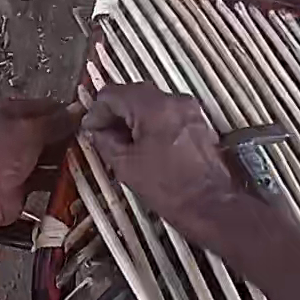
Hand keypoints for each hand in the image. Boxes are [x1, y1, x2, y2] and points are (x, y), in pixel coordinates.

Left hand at [0, 98, 80, 226]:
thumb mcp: (30, 131)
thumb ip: (56, 121)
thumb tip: (77, 110)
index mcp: (7, 112)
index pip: (44, 106)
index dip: (66, 113)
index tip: (88, 120)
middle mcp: (11, 132)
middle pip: (48, 131)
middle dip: (68, 138)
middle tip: (91, 142)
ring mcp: (16, 157)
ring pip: (49, 154)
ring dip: (67, 158)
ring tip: (88, 160)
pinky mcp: (22, 179)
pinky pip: (47, 174)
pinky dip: (60, 176)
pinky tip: (76, 178)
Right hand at [83, 84, 271, 241]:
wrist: (209, 206)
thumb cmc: (169, 188)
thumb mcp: (124, 165)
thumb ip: (104, 140)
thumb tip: (96, 131)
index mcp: (153, 108)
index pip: (112, 94)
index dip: (96, 111)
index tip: (90, 129)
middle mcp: (173, 101)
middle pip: (131, 93)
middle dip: (113, 112)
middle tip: (100, 133)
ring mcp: (188, 109)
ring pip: (148, 102)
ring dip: (130, 117)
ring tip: (119, 141)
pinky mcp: (196, 121)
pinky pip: (164, 112)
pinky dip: (148, 122)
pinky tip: (140, 144)